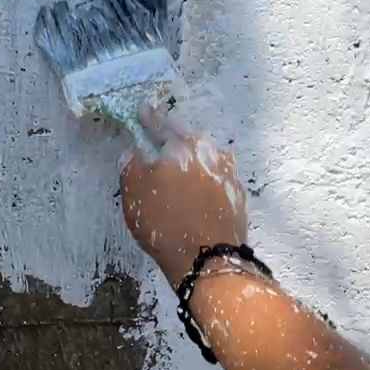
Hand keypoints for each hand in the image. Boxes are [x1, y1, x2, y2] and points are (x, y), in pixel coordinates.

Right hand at [119, 103, 248, 286]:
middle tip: (160, 134)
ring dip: (192, 157)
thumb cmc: (165, 221)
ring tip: (179, 161)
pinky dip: (204, 178)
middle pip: (187, 139)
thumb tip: (134, 150)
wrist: (209, 261)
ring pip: (205, 157)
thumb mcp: (134, 191)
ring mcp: (229, 174)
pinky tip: (197, 186)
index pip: (162, 125)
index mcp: (184, 145)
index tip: (143, 108)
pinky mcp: (238, 197)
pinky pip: (215, 178)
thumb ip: (131, 163)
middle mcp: (211, 152)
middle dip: (173, 136)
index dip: (149, 118)